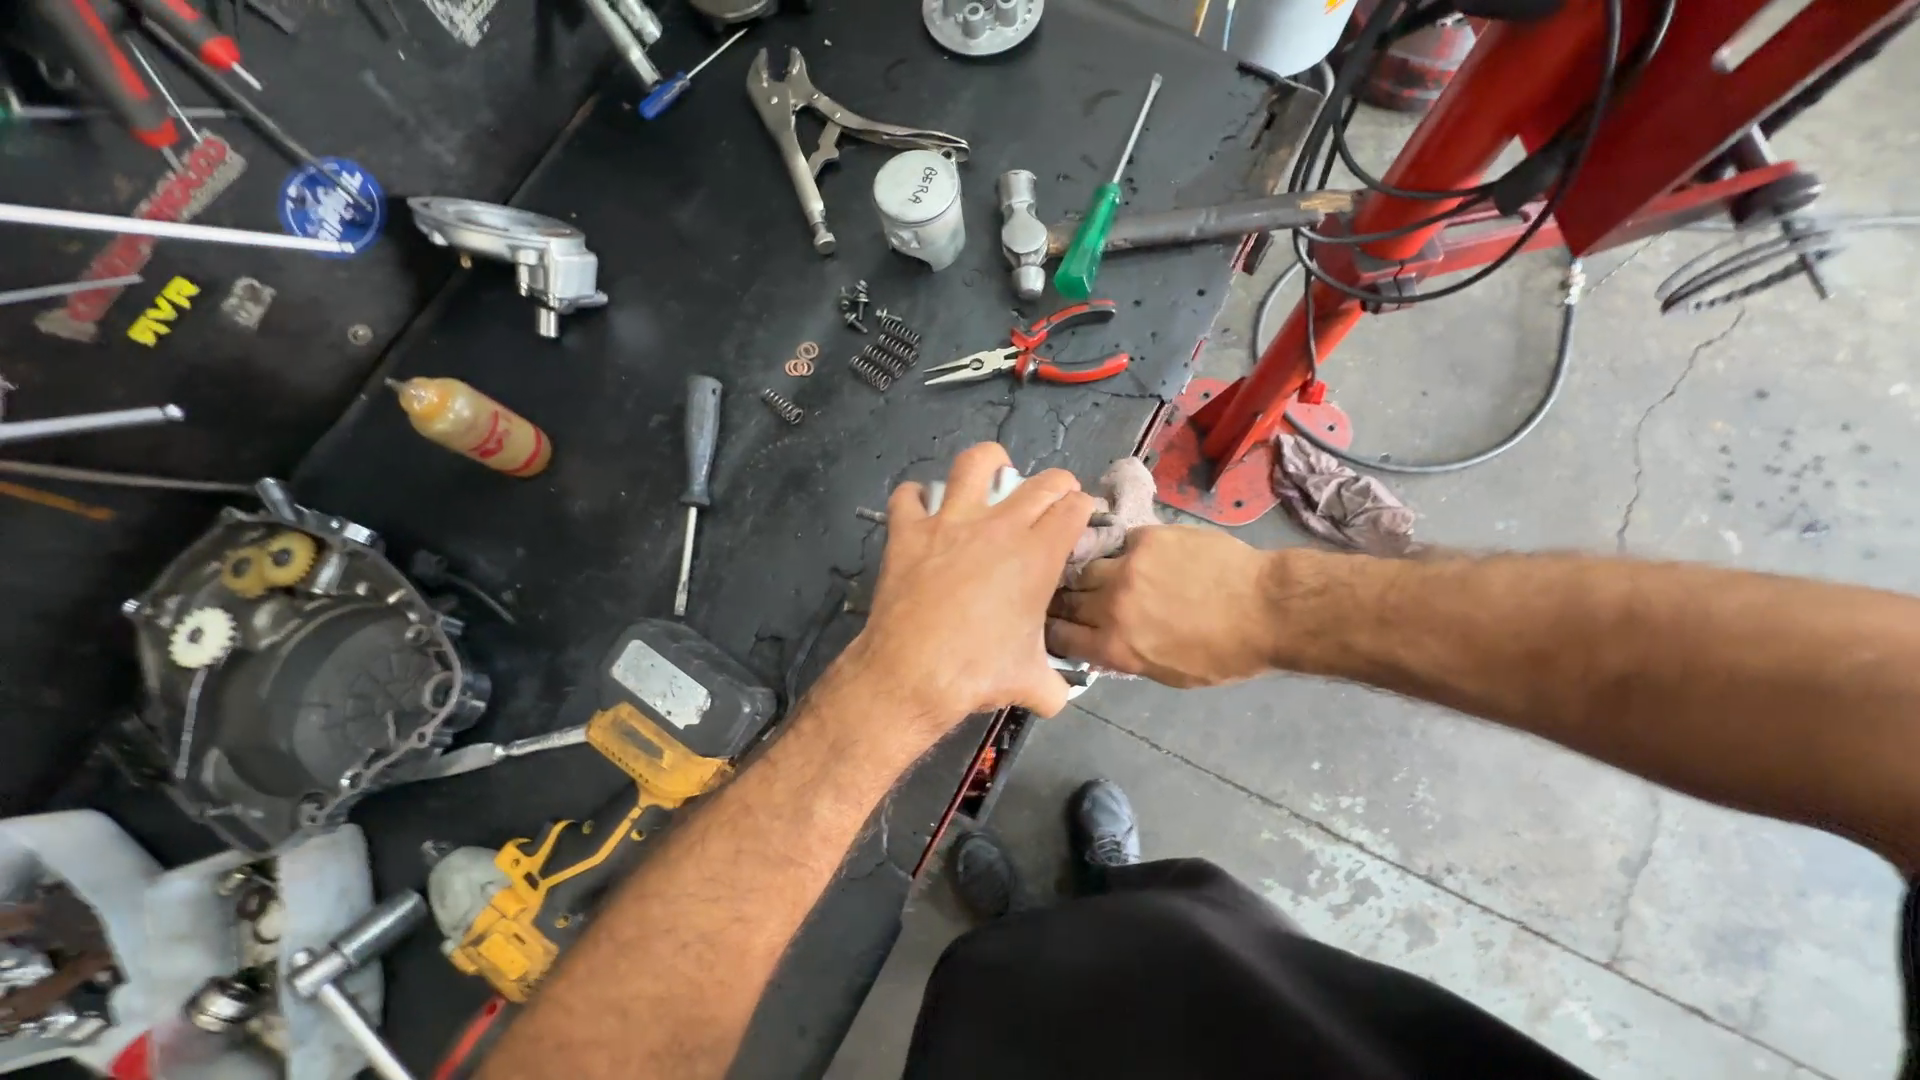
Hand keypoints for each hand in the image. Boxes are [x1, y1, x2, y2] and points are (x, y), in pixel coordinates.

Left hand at [839, 443, 1096, 740]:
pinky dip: (917, 498)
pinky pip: (909, 496)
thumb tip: (1058, 696)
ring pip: (975, 463)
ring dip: (990, 462)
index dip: (1083, 508)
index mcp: (1038, 556)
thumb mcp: (1030, 683)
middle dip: (1056, 484)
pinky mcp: (908, 530)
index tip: (1080, 517)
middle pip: (1041, 483)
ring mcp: (950, 522)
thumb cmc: (977, 673)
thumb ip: (1053, 685)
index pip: (1074, 508)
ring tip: (994, 472)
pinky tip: (922, 509)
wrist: (912, 673)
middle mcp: (999, 527)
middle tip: (1053, 499)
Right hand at [1045, 525, 1284, 687]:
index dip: (1053, 631)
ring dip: (1088, 573)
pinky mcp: (1146, 538)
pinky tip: (1135, 557)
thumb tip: (1103, 644)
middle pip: (1066, 598)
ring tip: (1101, 574)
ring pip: (1085, 566)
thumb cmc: (1225, 654)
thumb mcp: (1170, 674)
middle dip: (1064, 600)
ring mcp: (1126, 567)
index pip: (1060, 636)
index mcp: (1114, 646)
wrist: (1267, 608)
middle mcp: (1110, 605)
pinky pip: (1119, 544)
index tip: (1057, 625)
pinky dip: (1122, 553)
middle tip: (1072, 598)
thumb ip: (1127, 657)